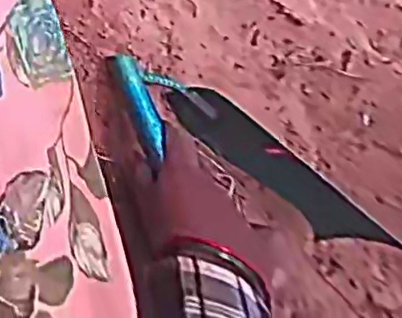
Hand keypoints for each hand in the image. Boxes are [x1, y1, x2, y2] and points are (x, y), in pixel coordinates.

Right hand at [137, 124, 277, 281]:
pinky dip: (252, 231)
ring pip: (222, 200)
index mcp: (184, 171)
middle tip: (168, 189)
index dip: (164, 130)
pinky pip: (263, 232)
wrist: (211, 276)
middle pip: (198, 172)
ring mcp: (241, 213)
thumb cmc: (169, 233)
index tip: (155, 126)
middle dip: (184, 177)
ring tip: (196, 222)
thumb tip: (138, 156)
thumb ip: (141, 174)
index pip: (175, 137)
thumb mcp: (143, 200)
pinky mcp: (263, 242)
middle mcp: (215, 186)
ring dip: (209, 204)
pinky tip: (247, 237)